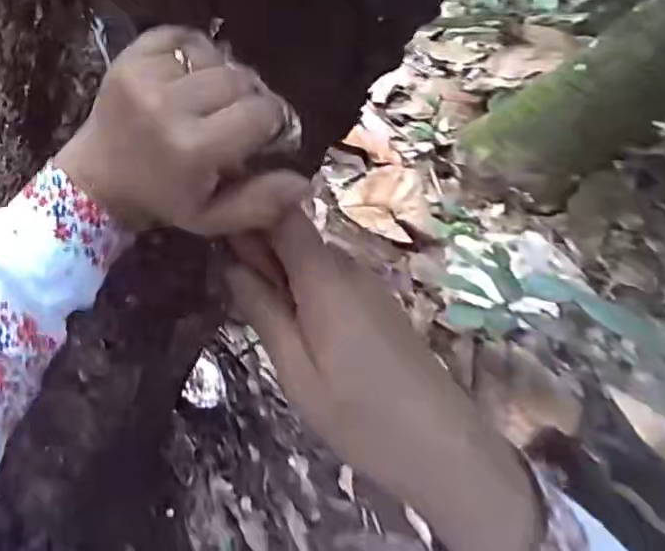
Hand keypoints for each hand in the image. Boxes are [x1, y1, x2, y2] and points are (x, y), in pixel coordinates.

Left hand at [54, 25, 306, 233]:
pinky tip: (189, 73)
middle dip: (249, 96)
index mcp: (192, 148)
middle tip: (237, 114)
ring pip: (213, 54)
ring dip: (220, 73)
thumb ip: (260, 203)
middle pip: (240, 78)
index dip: (272, 120)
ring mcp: (144, 75)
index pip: (261, 112)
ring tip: (209, 96)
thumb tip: (305, 180)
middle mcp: (167, 105)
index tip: (264, 131)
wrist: (96, 177)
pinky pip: (178, 35)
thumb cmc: (159, 198)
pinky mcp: (128, 57)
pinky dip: (191, 50)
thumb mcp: (211, 217)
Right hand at [226, 212, 543, 550]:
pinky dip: (302, 288)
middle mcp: (345, 265)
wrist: (451, 455)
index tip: (213, 230)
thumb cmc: (364, 417)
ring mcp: (363, 282)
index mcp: (323, 275)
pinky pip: (325, 276)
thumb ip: (262, 310)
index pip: (280, 210)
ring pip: (305, 256)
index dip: (246, 210)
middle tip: (231, 286)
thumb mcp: (296, 372)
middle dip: (256, 250)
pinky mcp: (374, 300)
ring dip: (278, 272)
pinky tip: (296, 325)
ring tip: (258, 310)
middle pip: (290, 232)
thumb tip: (229, 263)